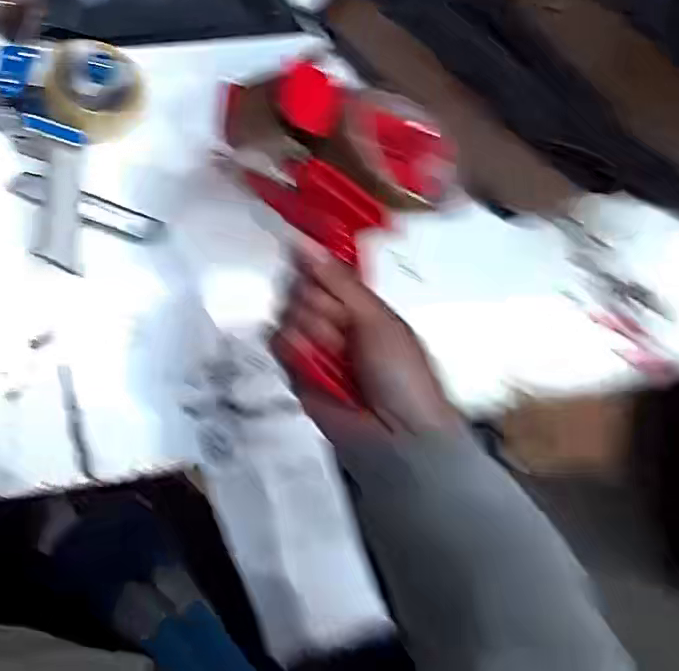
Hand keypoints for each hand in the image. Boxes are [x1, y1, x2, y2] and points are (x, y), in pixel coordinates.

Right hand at [271, 252, 460, 440]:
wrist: (397, 437)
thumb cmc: (402, 374)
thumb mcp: (378, 319)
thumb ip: (338, 281)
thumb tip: (303, 242)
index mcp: (356, 302)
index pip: (320, 268)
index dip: (312, 264)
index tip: (304, 258)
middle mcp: (330, 316)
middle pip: (298, 287)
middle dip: (318, 305)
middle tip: (343, 328)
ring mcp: (309, 341)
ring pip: (286, 311)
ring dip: (311, 331)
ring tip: (335, 355)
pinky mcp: (291, 365)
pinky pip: (276, 339)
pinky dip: (293, 349)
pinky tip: (313, 364)